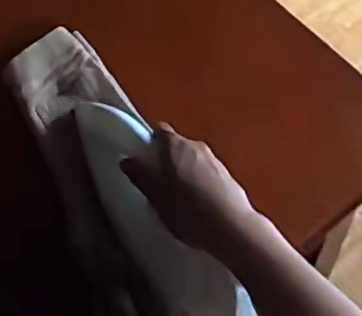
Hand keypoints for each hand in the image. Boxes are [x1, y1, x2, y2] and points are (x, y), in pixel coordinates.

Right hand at [119, 122, 261, 256]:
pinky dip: (204, 186)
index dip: (151, 142)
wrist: (234, 229)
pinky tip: (203, 209)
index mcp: (175, 144)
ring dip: (189, 173)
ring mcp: (216, 161)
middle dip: (170, 160)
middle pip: (178, 146)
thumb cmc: (188, 209)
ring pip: (195, 161)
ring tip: (184, 201)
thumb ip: (140, 175)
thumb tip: (127, 160)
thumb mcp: (156, 196)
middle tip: (162, 184)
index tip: (146, 159)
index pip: (160, 131)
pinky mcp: (231, 179)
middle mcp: (196, 145)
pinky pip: (210, 176)